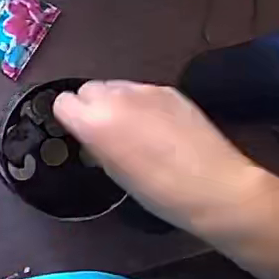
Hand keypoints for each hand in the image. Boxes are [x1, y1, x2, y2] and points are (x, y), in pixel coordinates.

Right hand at [54, 80, 275, 235]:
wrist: (215, 187)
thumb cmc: (161, 191)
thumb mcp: (114, 172)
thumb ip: (95, 144)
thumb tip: (89, 134)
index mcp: (95, 122)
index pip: (63, 102)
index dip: (70, 117)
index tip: (79, 131)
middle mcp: (116, 98)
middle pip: (88, 89)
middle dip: (92, 106)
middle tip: (106, 131)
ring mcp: (145, 90)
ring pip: (115, 86)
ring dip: (117, 103)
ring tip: (135, 130)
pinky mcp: (169, 90)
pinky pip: (142, 91)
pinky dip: (142, 103)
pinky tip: (158, 127)